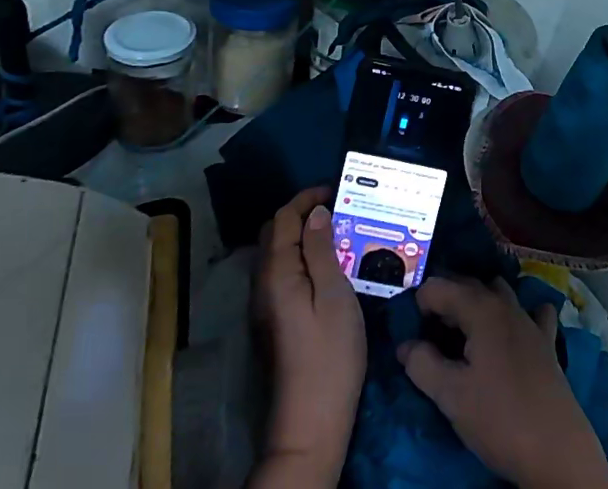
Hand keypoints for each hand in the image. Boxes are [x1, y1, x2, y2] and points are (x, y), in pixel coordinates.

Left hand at [251, 187, 365, 485]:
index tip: (338, 189)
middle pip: (277, 234)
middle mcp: (264, 283)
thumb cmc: (329, 353)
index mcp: (277, 273)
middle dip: (305, 214)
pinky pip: (286, 273)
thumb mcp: (334, 295)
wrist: (311, 419)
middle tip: (342, 209)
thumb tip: (316, 212)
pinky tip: (332, 265)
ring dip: (306, 236)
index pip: (283, 219)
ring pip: (281, 254)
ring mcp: (267, 304)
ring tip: (343, 233)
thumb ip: (321, 251)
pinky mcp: (276, 319)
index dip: (306, 198)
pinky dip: (306, 258)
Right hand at [399, 277, 607, 488]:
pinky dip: (514, 314)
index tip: (409, 332)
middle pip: (468, 284)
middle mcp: (508, 304)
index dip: (418, 304)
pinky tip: (509, 333)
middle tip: (426, 333)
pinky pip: (530, 312)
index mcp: (481, 309)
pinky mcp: (547, 342)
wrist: (556, 451)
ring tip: (461, 333)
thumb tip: (405, 345)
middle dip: (443, 300)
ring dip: (476, 302)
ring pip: (498, 293)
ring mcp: (531, 321)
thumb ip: (421, 363)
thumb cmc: (498, 418)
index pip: (438, 286)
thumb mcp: (450, 396)